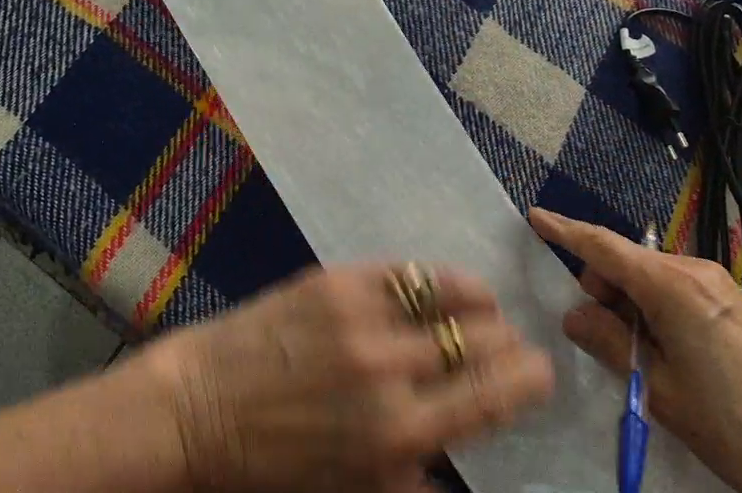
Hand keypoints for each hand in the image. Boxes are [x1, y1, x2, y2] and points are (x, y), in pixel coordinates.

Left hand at [133, 264, 554, 491]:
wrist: (200, 407)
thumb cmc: (273, 464)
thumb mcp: (352, 487)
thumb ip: (411, 473)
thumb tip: (455, 455)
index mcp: (401, 434)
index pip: (491, 397)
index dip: (528, 381)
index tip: (541, 372)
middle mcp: (390, 370)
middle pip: (479, 341)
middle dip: (509, 343)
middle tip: (514, 344)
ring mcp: (361, 316)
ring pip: (450, 296)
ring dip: (481, 304)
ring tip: (488, 309)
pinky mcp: (334, 280)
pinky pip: (405, 270)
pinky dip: (437, 276)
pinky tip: (447, 282)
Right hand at [528, 208, 741, 492]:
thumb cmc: (731, 425)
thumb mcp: (658, 388)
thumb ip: (608, 342)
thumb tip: (575, 315)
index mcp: (673, 286)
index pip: (605, 248)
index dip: (566, 232)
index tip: (535, 216)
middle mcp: (696, 273)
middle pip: (627, 262)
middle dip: (602, 287)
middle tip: (600, 337)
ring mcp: (720, 287)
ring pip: (651, 278)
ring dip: (630, 304)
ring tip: (639, 357)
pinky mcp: (734, 306)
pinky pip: (676, 291)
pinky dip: (655, 310)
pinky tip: (665, 352)